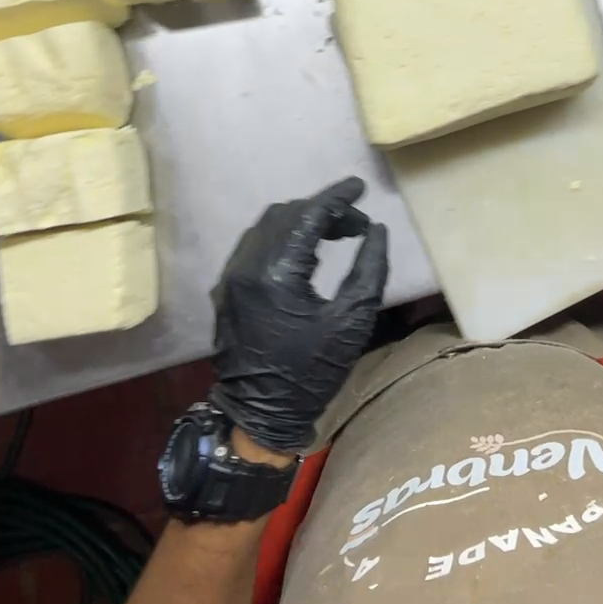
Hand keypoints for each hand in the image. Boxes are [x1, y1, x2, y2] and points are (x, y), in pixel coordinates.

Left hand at [209, 177, 389, 453]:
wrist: (260, 415)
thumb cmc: (312, 371)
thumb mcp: (353, 321)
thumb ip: (369, 268)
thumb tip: (375, 230)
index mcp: (276, 273)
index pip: (308, 215)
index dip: (337, 197)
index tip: (360, 188)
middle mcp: (246, 266)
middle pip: (286, 215)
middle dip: (324, 210)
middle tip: (356, 224)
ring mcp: (230, 278)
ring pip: (267, 227)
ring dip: (303, 222)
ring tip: (337, 234)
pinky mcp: (227, 291)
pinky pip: (256, 246)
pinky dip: (285, 238)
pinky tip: (309, 254)